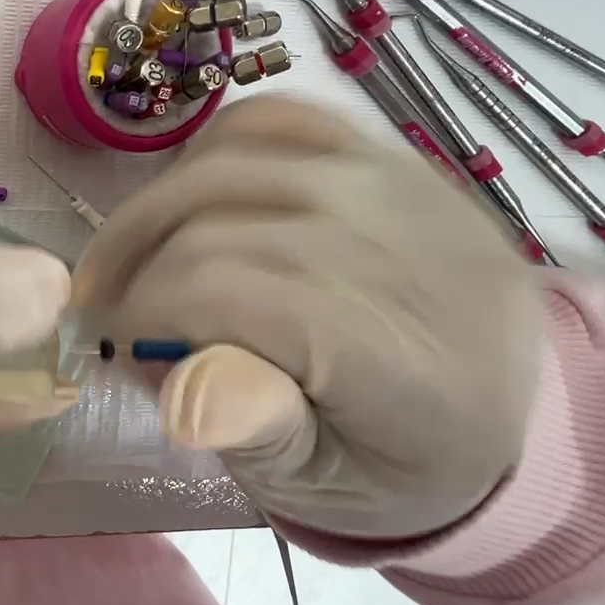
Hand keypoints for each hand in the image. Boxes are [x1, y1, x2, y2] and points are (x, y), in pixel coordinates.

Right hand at [72, 97, 542, 538]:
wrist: (498, 413)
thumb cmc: (389, 464)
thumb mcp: (322, 484)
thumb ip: (260, 434)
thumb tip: (183, 396)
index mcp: (401, 356)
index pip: (229, 290)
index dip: (146, 309)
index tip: (115, 346)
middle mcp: (408, 250)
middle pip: (217, 223)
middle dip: (135, 264)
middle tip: (107, 310)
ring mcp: (402, 187)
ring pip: (231, 161)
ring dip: (154, 206)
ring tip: (130, 254)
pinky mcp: (389, 155)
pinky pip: (276, 120)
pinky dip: (210, 150)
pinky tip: (188, 197)